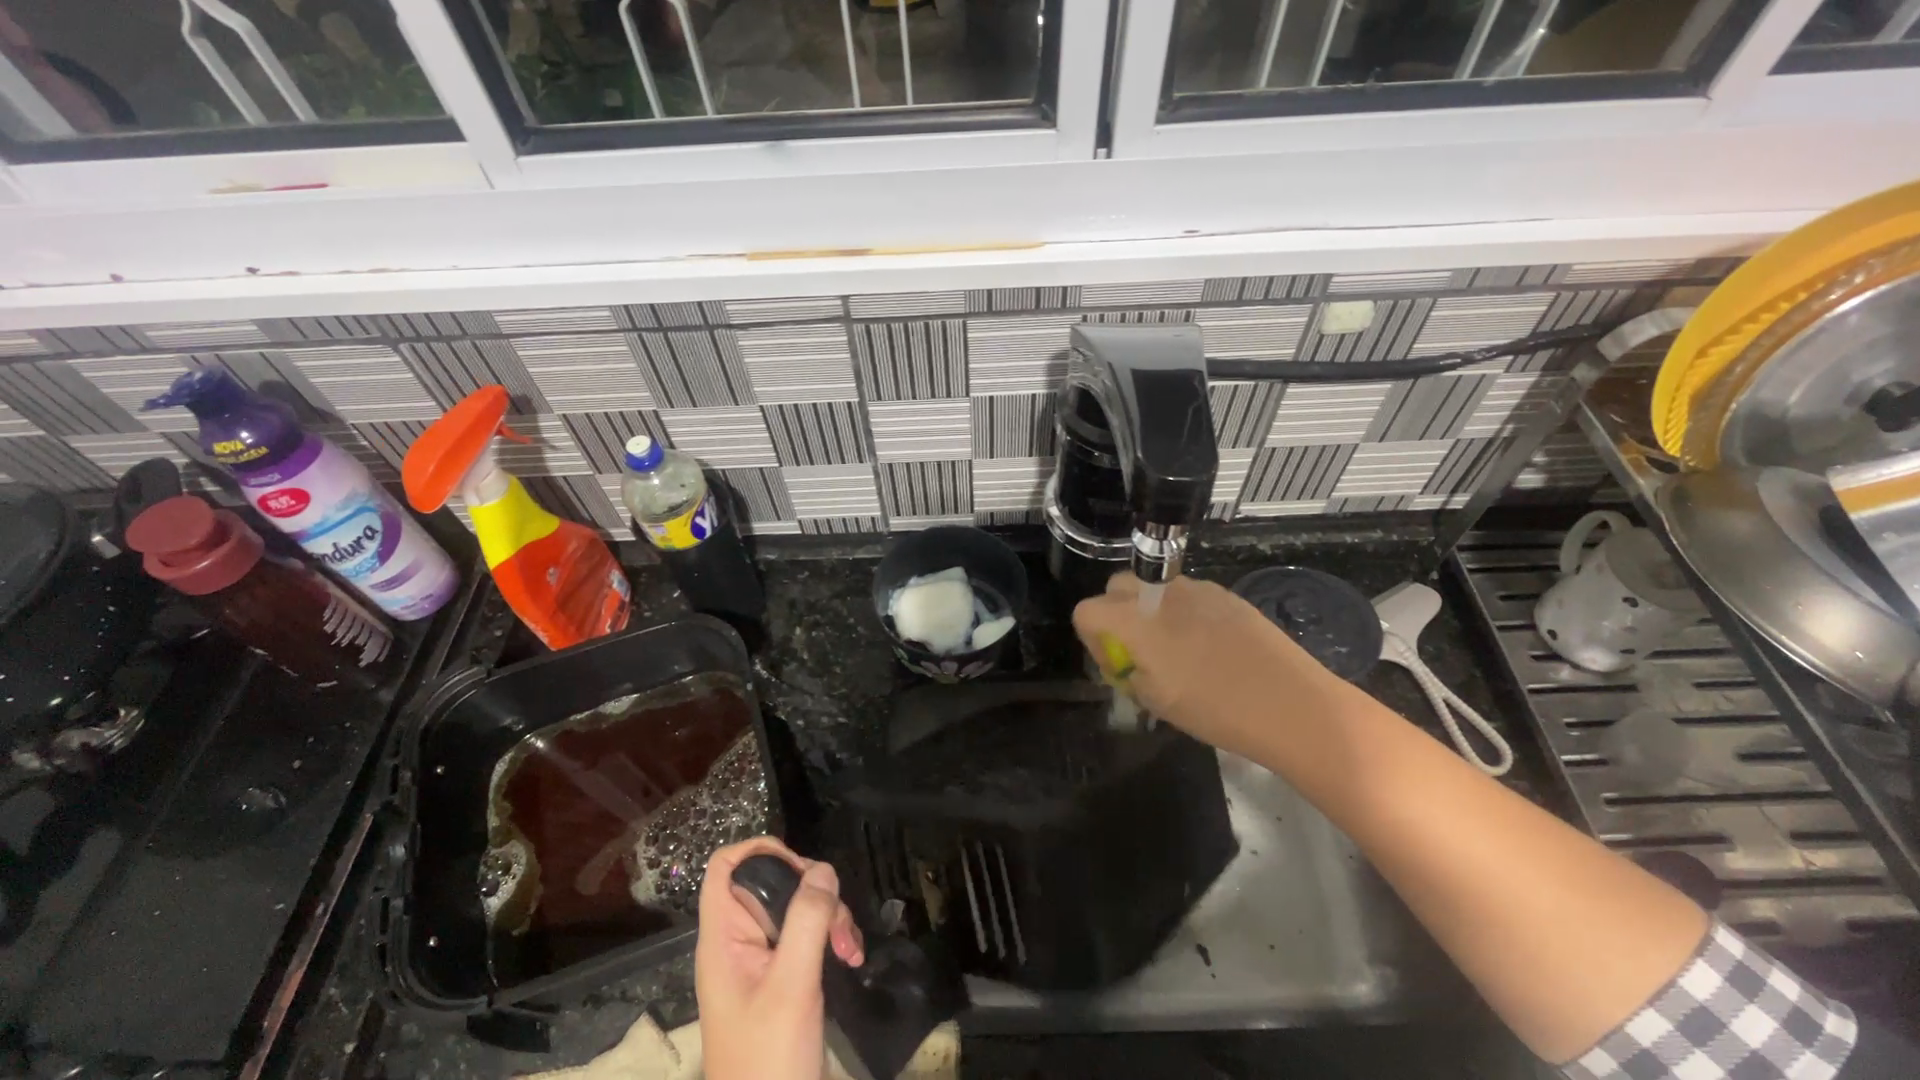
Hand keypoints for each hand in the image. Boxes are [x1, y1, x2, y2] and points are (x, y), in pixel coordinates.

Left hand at [696, 837, 864, 1079]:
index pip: (725, 868)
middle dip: (812, 893)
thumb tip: (821, 869)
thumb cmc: (769, 1056)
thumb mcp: (791, 985)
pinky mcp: (780, 979)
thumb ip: (805, 921)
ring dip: (828, 918)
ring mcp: (759, 961)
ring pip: (794, 909)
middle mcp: (737, 942)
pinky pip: (804, 938)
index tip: (802, 868)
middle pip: (771, 885)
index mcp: (722, 938)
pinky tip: (850, 959)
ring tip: (851, 951)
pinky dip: (829, 940)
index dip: (760, 852)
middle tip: (841, 925)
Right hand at [1072, 573, 1348, 760]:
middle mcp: (1160, 593)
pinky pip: (1188, 596)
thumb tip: (1126, 661)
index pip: (1086, 611)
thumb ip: (1128, 673)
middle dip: (1117, 615)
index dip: (1092, 639)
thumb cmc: (1215, 710)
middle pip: (1117, 588)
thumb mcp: (1155, 702)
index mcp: (1134, 620)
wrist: (1290, 703)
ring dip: (1151, 613)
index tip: (1118, 666)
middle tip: (1140, 654)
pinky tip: (1210, 649)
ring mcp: (1196, 588)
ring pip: (1154, 589)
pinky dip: (1184, 614)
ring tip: (1179, 653)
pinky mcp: (1226, 594)